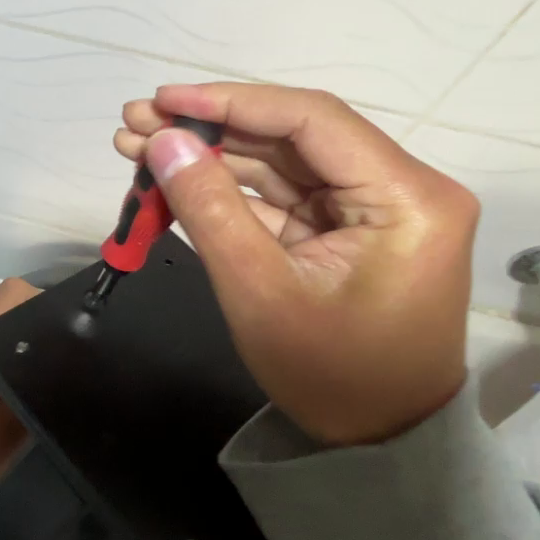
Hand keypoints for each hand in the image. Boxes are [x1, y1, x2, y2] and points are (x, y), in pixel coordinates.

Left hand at [0, 278, 39, 484]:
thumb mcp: (8, 428)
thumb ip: (32, 389)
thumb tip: (54, 369)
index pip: (11, 294)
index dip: (41, 301)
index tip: (64, 324)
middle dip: (29, 323)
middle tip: (58, 351)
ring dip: (10, 339)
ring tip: (38, 369)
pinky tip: (10, 383)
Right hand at [114, 84, 477, 446]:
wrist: (377, 439)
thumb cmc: (328, 372)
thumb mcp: (257, 289)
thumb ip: (209, 207)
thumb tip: (163, 140)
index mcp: (406, 197)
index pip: (311, 119)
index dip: (229, 102)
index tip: (161, 100)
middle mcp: (398, 188)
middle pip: (292, 135)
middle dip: (209, 126)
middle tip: (134, 121)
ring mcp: (371, 208)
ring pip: (279, 161)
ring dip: (210, 153)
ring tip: (136, 144)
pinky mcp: (344, 228)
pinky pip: (279, 194)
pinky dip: (224, 186)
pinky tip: (172, 177)